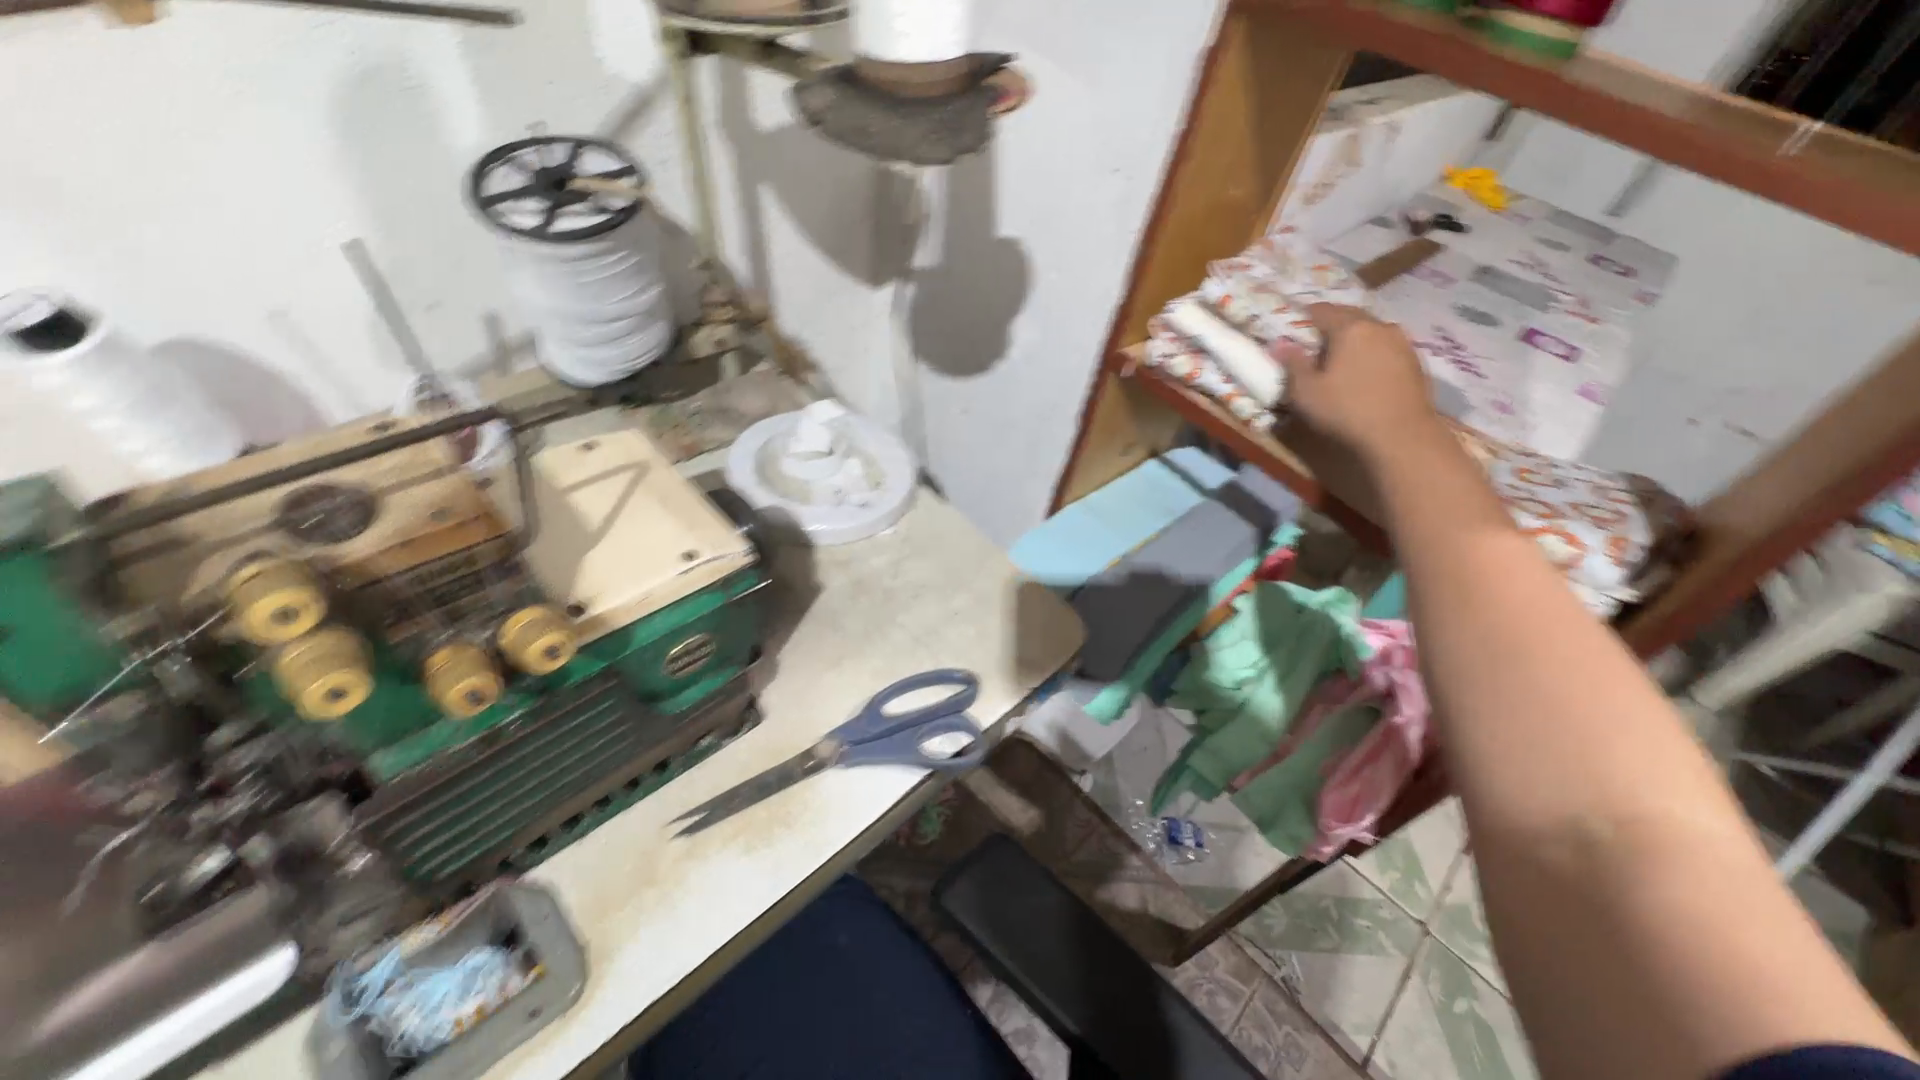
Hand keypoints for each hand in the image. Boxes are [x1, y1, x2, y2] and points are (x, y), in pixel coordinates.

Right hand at [1277, 304, 1442, 458]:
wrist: (1401, 436)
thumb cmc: (1346, 411)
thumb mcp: (1306, 392)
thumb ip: (1293, 364)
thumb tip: (1281, 345)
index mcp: (1349, 328)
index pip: (1322, 310)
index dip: (1305, 316)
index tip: (1295, 329)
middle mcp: (1378, 326)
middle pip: (1350, 315)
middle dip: (1332, 324)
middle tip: (1317, 343)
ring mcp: (1402, 342)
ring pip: (1372, 330)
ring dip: (1356, 338)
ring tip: (1344, 358)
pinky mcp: (1416, 361)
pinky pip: (1388, 347)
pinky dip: (1374, 353)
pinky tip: (1367, 373)